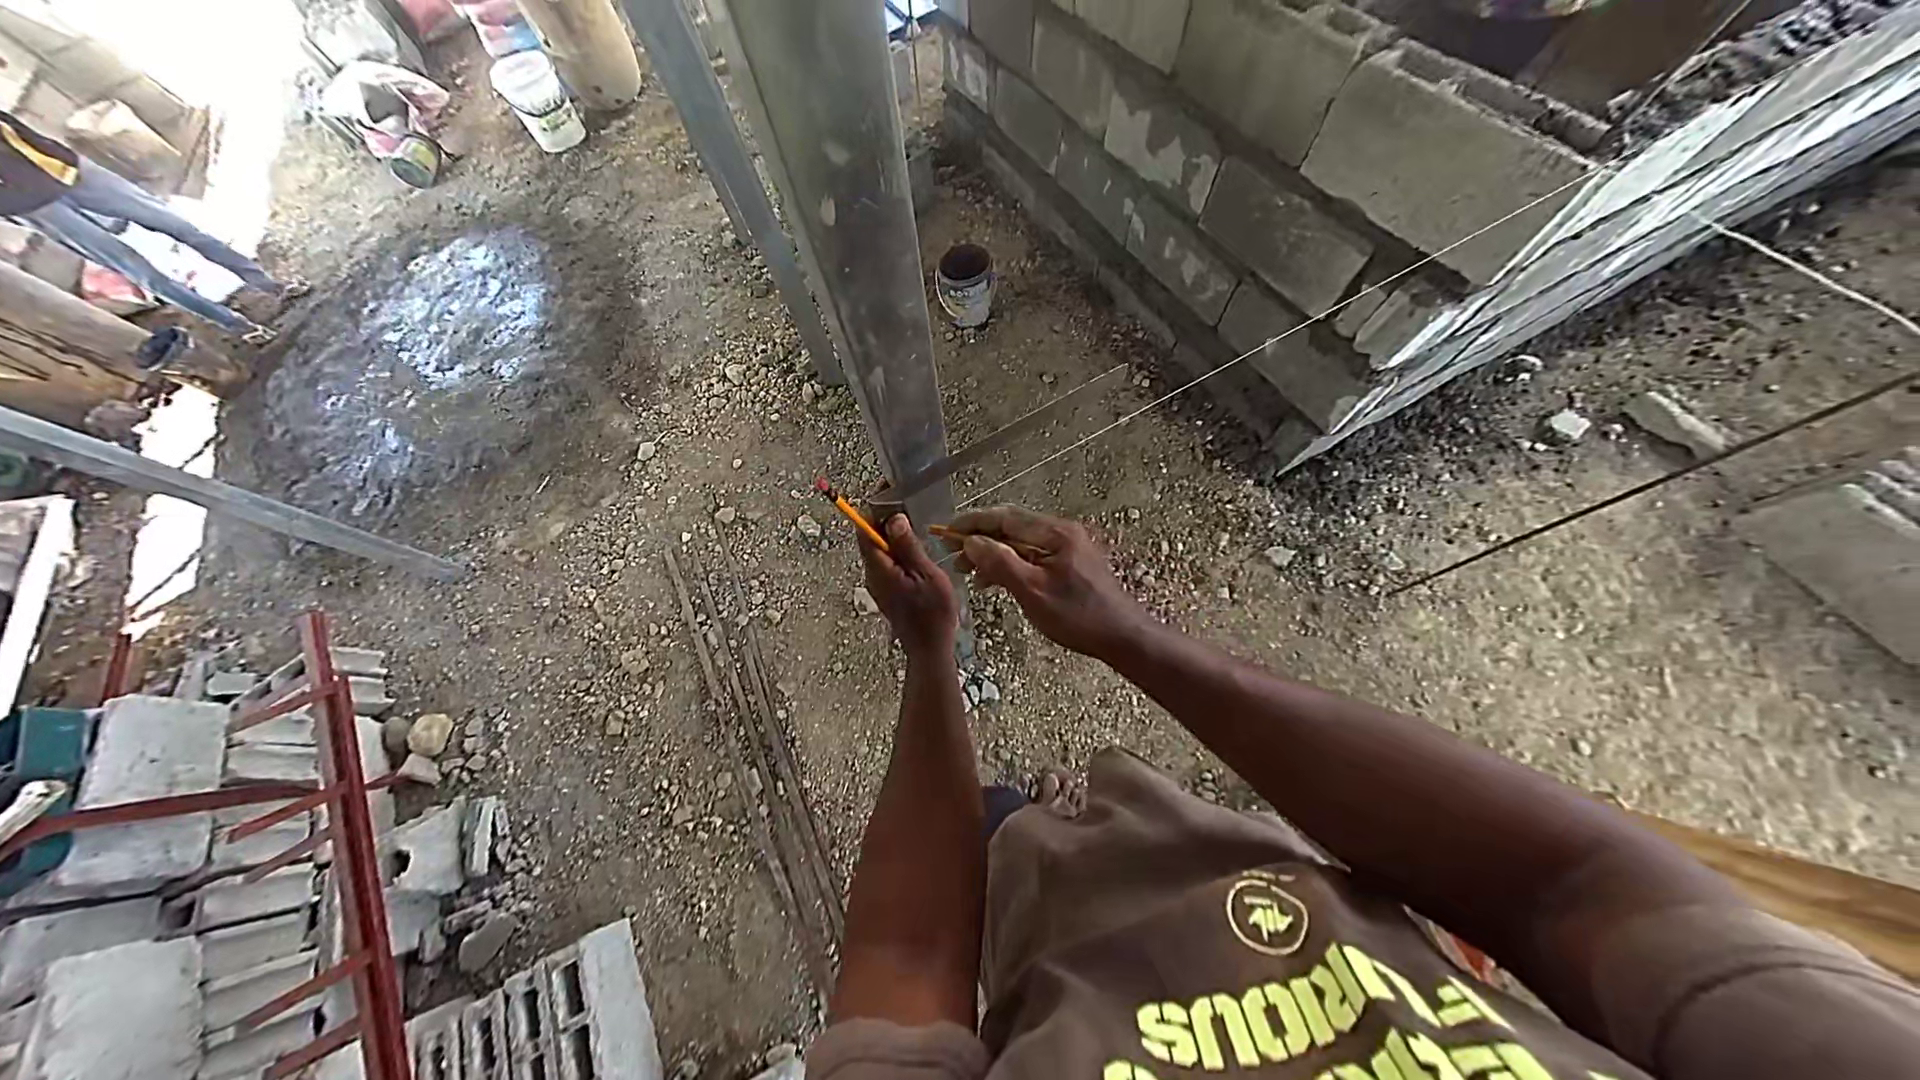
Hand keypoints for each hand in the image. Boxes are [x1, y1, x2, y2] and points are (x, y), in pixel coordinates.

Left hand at [858, 514, 958, 654]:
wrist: (929, 647)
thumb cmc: (932, 614)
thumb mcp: (926, 575)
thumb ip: (908, 546)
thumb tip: (894, 519)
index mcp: (879, 568)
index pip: (865, 530)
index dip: (873, 508)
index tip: (887, 492)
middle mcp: (872, 574)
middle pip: (870, 538)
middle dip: (884, 518)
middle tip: (905, 504)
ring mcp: (877, 583)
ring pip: (879, 550)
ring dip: (892, 534)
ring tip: (913, 524)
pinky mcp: (885, 589)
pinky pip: (886, 562)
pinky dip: (896, 550)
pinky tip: (914, 548)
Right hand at [951, 506, 1146, 658]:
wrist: (1123, 637)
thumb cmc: (1080, 617)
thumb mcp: (1032, 591)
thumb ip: (1000, 563)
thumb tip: (972, 542)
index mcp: (1054, 533)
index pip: (1005, 517)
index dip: (972, 522)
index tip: (946, 531)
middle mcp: (1061, 533)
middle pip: (1011, 527)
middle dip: (980, 539)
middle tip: (954, 557)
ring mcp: (1066, 548)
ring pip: (1019, 543)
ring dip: (993, 554)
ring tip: (969, 572)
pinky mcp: (1068, 565)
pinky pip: (1031, 557)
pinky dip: (1009, 565)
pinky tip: (994, 581)